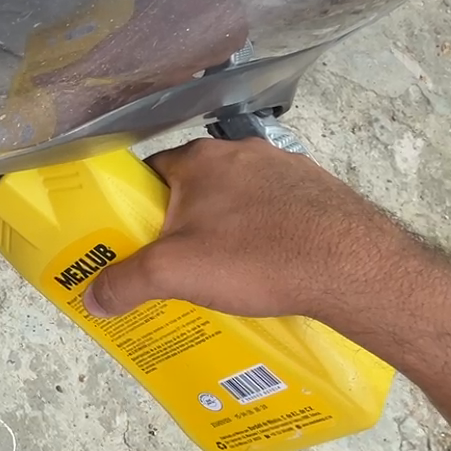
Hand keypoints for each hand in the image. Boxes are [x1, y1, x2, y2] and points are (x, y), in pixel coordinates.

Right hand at [82, 137, 419, 321]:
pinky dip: (264, 230)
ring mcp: (287, 167)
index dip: (135, 206)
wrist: (359, 271)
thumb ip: (123, 284)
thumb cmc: (255, 257)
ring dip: (224, 224)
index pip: (147, 173)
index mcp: (199, 158)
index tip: (134, 237)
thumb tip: (91, 299)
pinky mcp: (321, 190)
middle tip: (175, 258)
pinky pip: (274, 207)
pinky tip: (267, 264)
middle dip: (180, 219)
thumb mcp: (172, 274)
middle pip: (191, 185)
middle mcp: (241, 151)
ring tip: (223, 266)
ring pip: (235, 196)